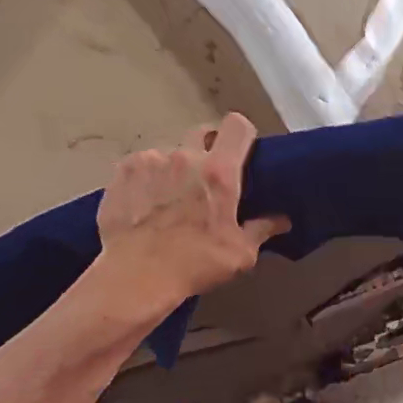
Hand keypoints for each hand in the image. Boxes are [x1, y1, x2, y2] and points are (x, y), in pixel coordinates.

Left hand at [95, 113, 289, 308]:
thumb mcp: (239, 254)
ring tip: (170, 201)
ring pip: (170, 154)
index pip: (237, 127)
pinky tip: (144, 205)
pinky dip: (147, 180)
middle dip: (208, 151)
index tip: (241, 153)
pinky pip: (141, 167)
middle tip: (207, 181)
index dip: (242, 135)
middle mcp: (184, 157)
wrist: (136, 276)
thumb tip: (281, 220)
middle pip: (202, 134)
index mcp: (218, 172)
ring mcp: (150, 160)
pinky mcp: (122, 172)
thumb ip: (261, 230)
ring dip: (175, 170)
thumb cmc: (194, 264)